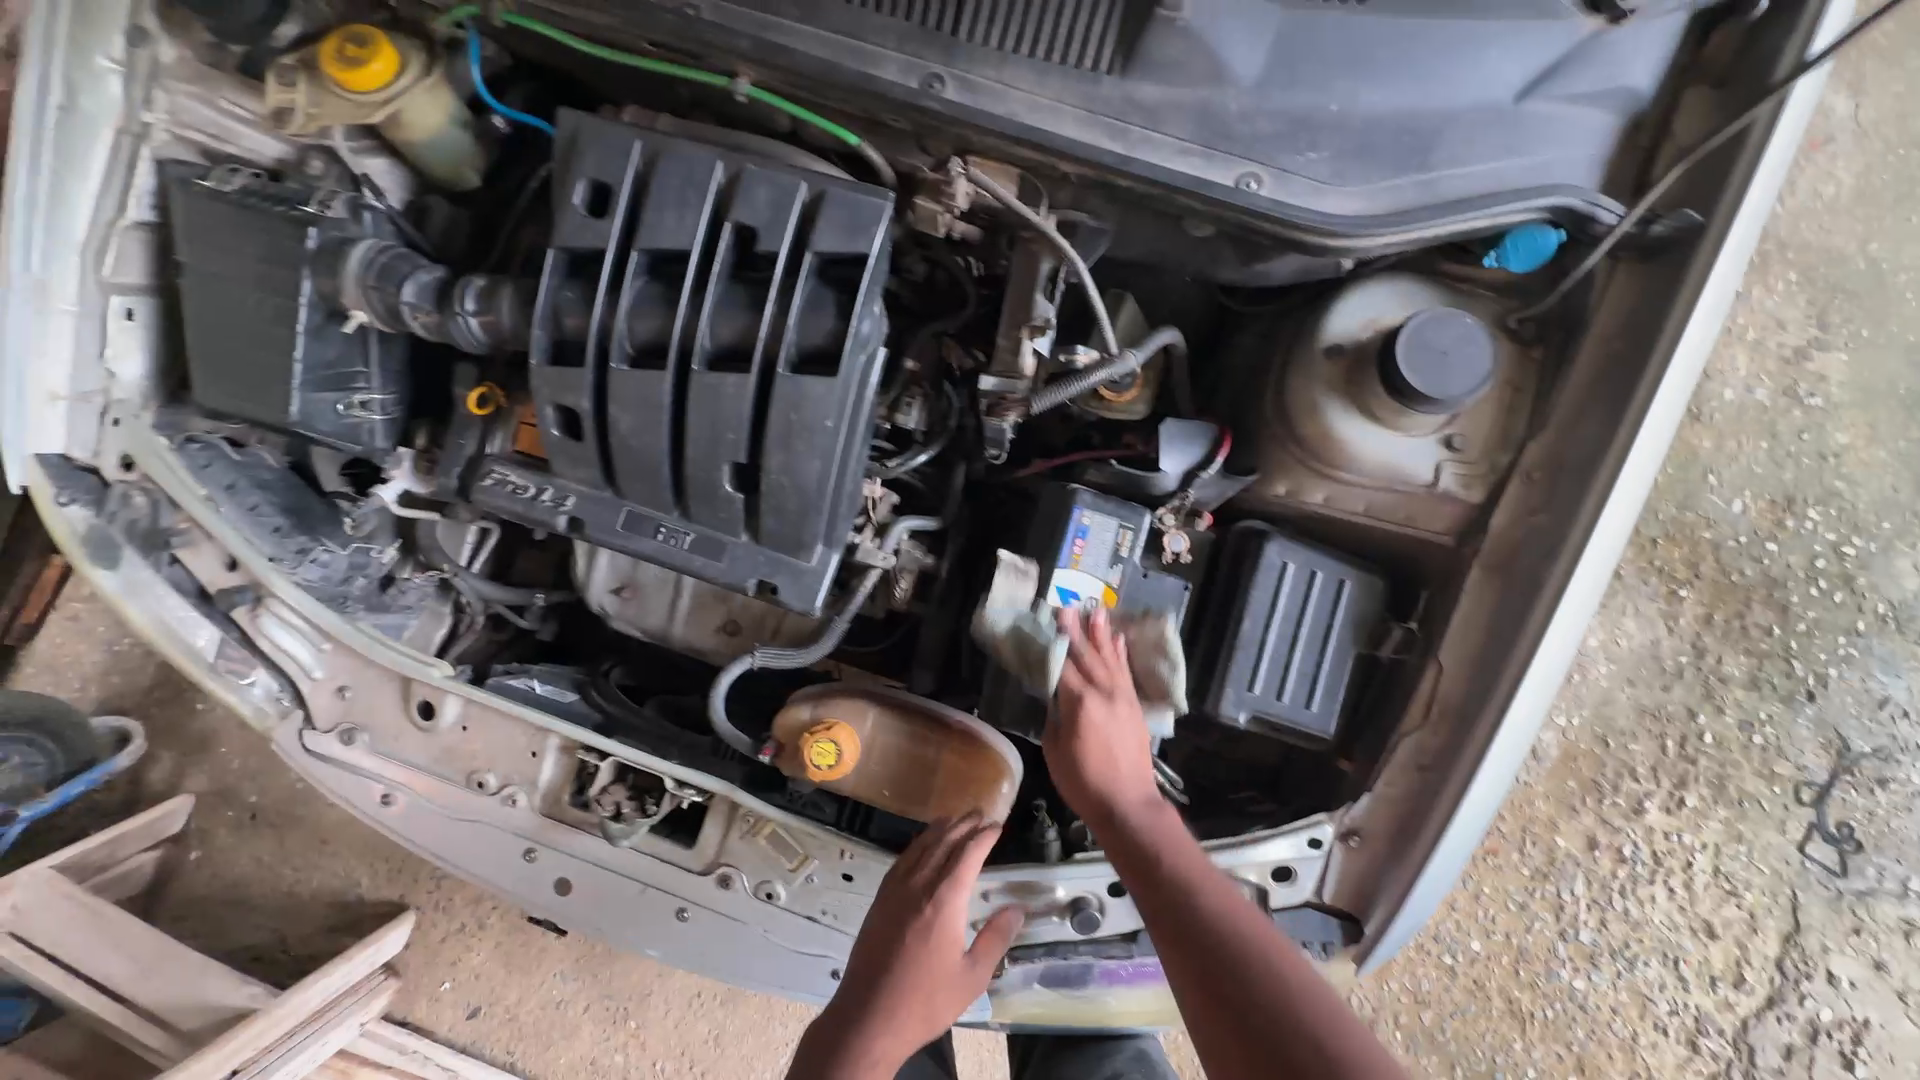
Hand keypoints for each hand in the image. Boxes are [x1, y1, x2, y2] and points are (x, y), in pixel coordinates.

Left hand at [789, 815, 1023, 1079]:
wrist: (869, 1017)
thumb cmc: (926, 1001)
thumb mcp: (972, 976)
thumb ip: (996, 938)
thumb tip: (1016, 909)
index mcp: (944, 900)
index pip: (968, 854)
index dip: (984, 837)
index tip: (997, 825)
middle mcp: (918, 885)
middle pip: (943, 843)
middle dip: (963, 825)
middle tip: (980, 813)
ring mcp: (894, 891)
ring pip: (920, 847)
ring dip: (939, 830)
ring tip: (954, 819)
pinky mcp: (879, 901)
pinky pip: (901, 861)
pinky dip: (916, 845)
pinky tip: (921, 847)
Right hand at [1048, 606, 1164, 833]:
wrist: (1128, 804)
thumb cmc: (1083, 782)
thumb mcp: (1056, 750)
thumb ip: (1055, 717)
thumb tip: (1057, 695)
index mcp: (1080, 702)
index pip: (1062, 665)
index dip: (1053, 642)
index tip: (1044, 619)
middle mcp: (1104, 693)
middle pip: (1087, 655)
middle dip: (1076, 629)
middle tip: (1067, 605)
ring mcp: (1123, 698)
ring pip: (1109, 658)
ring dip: (1101, 634)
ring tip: (1096, 611)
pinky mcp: (1134, 706)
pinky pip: (1125, 672)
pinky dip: (1120, 654)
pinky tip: (1117, 640)